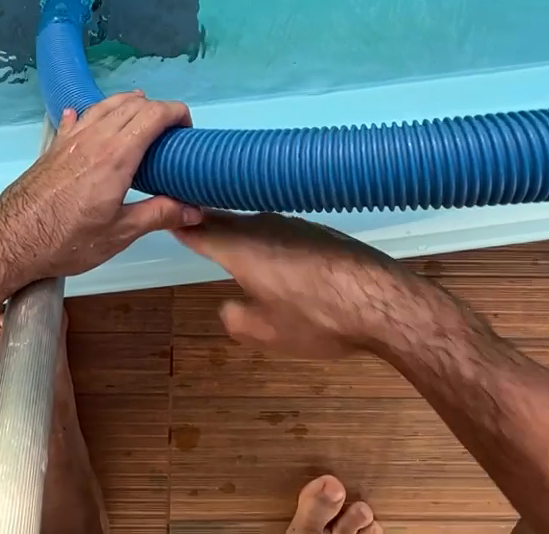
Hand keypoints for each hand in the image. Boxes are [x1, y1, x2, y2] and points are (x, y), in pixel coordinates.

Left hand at [0, 91, 200, 284]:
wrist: (12, 239)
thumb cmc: (68, 239)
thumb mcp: (120, 234)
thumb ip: (158, 215)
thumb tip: (194, 209)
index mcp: (117, 155)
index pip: (153, 114)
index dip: (176, 113)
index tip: (187, 129)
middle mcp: (95, 137)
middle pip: (132, 104)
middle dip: (157, 108)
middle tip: (170, 130)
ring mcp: (71, 138)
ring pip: (105, 105)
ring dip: (127, 104)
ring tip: (141, 113)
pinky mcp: (54, 147)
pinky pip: (78, 118)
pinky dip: (92, 114)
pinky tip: (88, 118)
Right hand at [174, 211, 431, 358]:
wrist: (382, 300)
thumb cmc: (316, 317)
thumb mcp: (266, 334)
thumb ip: (236, 319)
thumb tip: (228, 307)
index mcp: (239, 247)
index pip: (199, 228)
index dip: (181, 223)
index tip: (166, 214)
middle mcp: (262, 226)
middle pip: (226, 218)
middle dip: (208, 219)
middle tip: (191, 219)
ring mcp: (294, 223)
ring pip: (256, 222)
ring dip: (241, 228)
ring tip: (233, 240)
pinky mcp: (319, 230)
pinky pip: (281, 229)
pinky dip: (270, 237)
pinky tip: (279, 256)